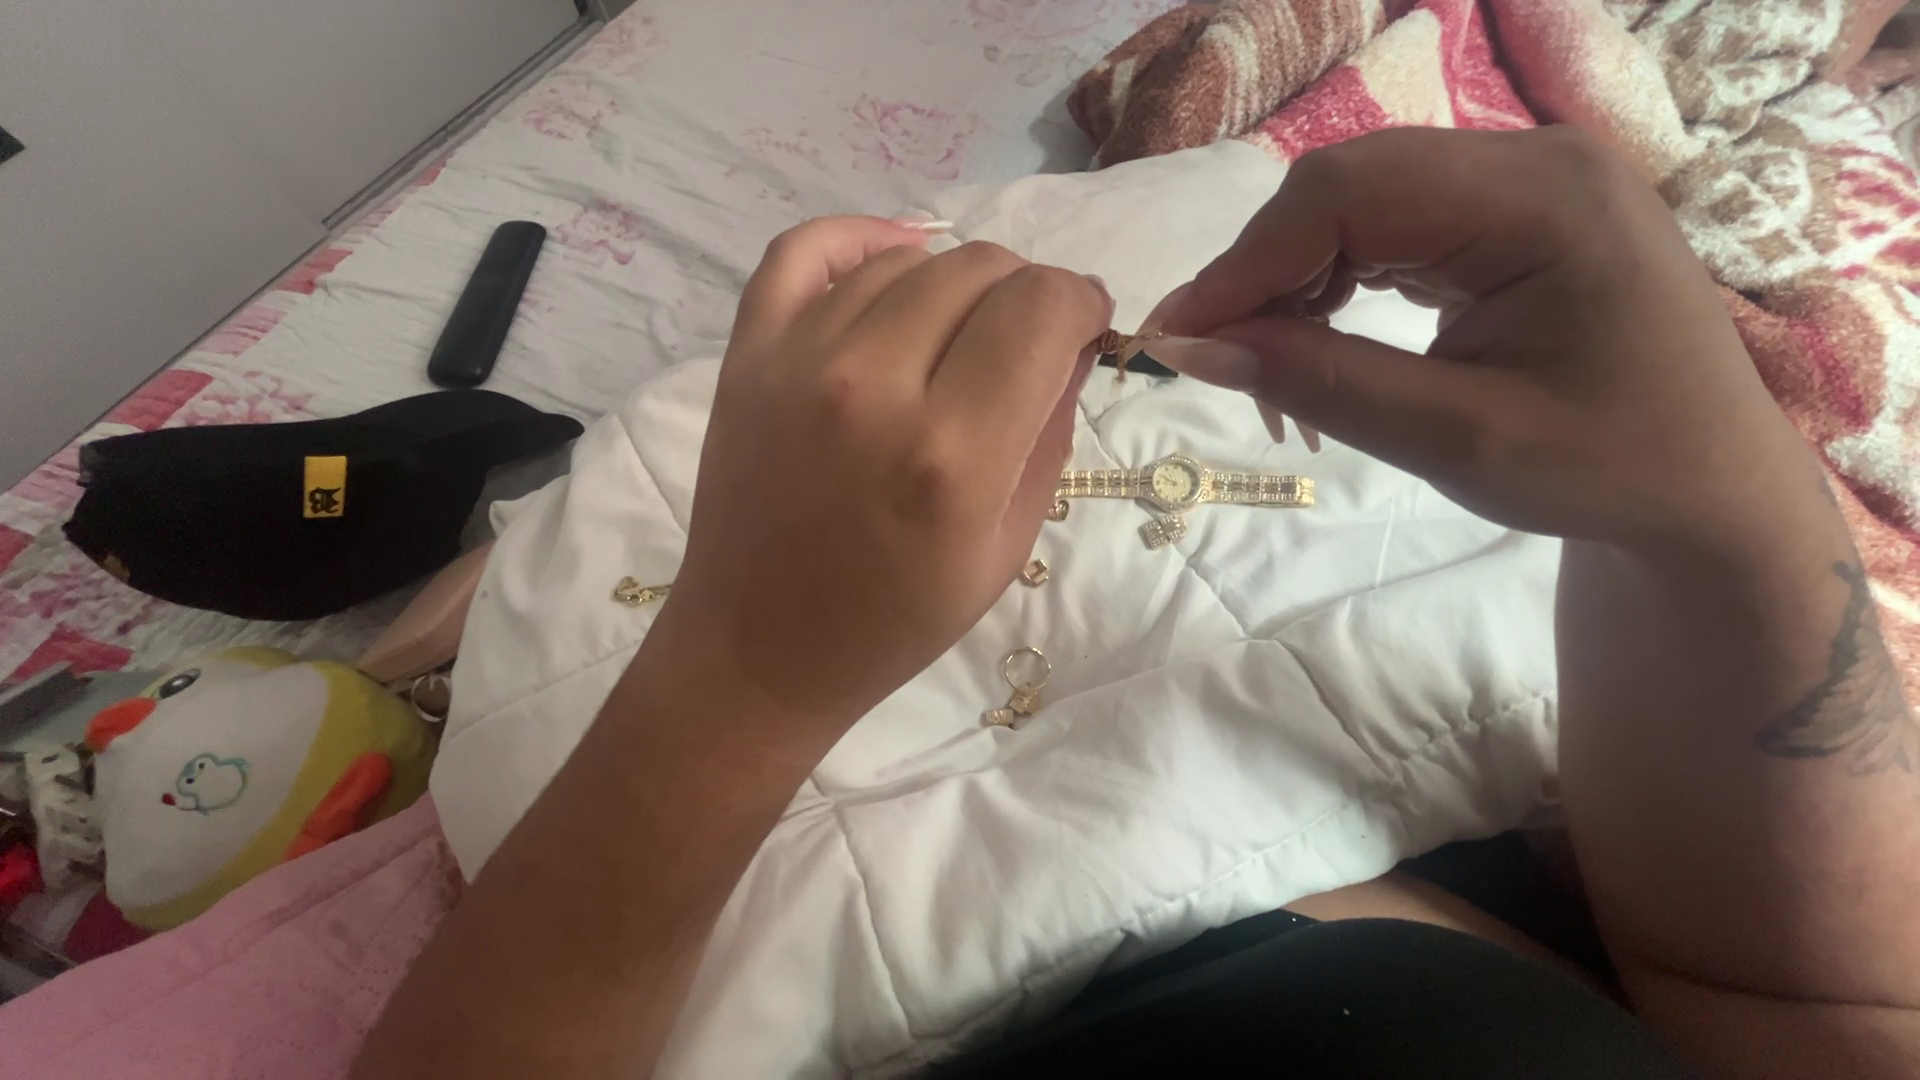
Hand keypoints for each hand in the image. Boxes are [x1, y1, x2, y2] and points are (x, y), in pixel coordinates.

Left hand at [650, 217, 1108, 726]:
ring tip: (958, 332)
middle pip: (983, 269)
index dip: (1081, 304)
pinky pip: (807, 250)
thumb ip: (1050, 432)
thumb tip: (1072, 344)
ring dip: (956, 282)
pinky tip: (895, 260)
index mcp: (953, 455)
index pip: (1043, 308)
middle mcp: (876, 387)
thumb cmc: (896, 622)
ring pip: (909, 258)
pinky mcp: (746, 356)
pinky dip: (863, 238)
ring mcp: (799, 362)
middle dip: (1026, 294)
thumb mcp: (1005, 546)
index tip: (1083, 328)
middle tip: (1022, 342)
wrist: (762, 650)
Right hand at [1148, 126, 1820, 552]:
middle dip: (1258, 276)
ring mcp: (1514, 187)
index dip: (1242, 266)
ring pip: (1347, 208)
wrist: (1701, 486)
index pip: (1343, 195)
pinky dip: (1322, 287)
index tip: (1174, 340)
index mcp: (1539, 198)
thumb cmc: (1601, 468)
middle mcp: (1527, 163)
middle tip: (1211, 360)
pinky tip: (1312, 342)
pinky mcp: (1498, 220)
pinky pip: (1377, 232)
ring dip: (1285, 285)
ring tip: (1265, 368)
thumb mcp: (1451, 436)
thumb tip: (1186, 349)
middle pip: (1339, 189)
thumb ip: (1317, 381)